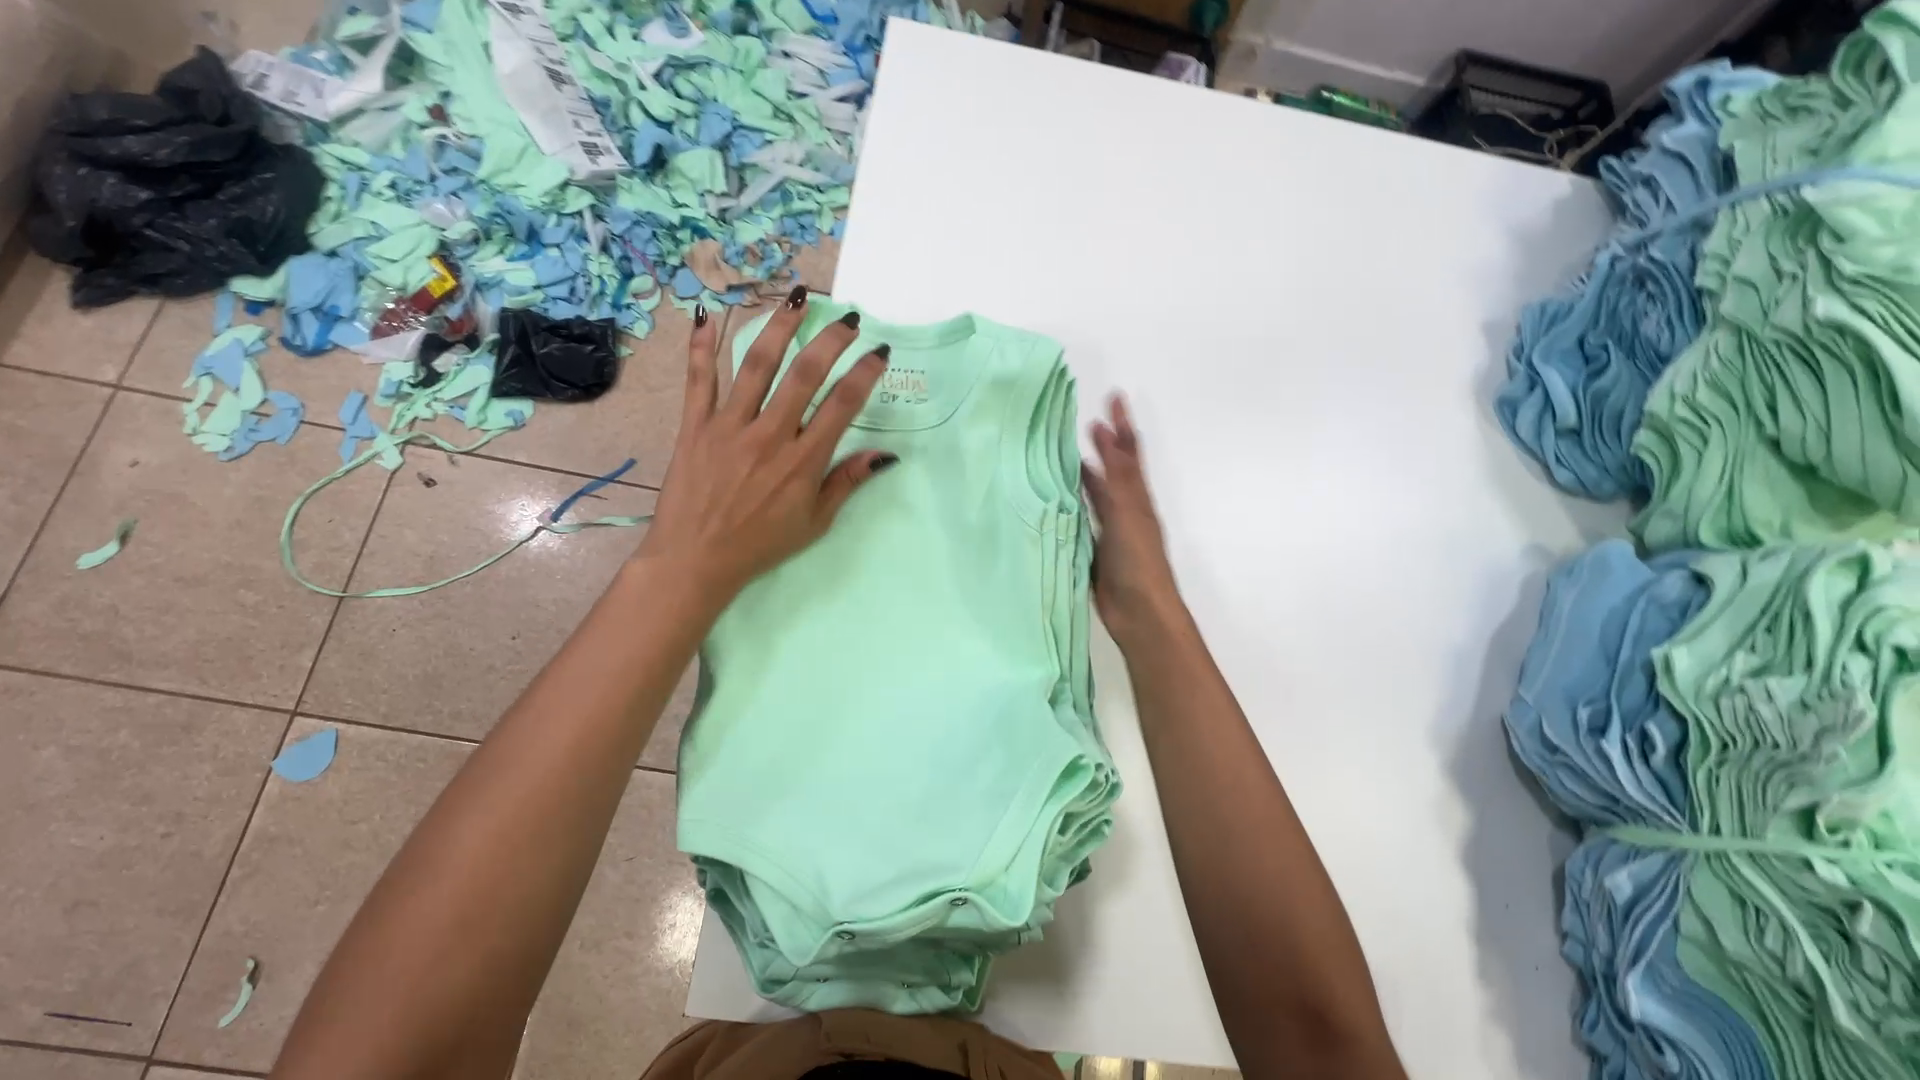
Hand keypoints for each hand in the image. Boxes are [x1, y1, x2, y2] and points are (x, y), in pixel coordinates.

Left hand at [636, 288, 895, 602]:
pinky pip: (698, 380)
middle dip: (831, 341)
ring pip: (756, 366)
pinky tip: (705, 316)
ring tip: (797, 298)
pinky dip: (700, 347)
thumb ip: (846, 483)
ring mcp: (729, 427)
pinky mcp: (695, 426)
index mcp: (802, 462)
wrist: (695, 559)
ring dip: (779, 327)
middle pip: (805, 375)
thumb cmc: (760, 544)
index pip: (842, 405)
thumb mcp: (814, 523)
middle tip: (848, 317)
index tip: (879, 351)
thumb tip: (884, 454)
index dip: (865, 373)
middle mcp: (769, 435)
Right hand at [1083, 393, 1182, 643]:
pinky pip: (1084, 519)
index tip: (1113, 397)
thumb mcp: (1126, 511)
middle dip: (1105, 445)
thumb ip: (1114, 475)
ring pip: (1098, 493)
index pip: (1129, 453)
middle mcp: (1126, 510)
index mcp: (1137, 498)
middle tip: (1089, 420)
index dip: (1121, 426)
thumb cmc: (1137, 561)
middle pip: (1115, 469)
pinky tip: (1060, 500)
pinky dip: (1074, 505)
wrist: (1140, 612)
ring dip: (1088, 473)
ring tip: (1068, 452)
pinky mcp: (1096, 551)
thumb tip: (1104, 431)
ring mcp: (1111, 531)